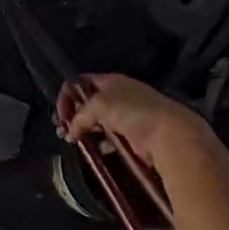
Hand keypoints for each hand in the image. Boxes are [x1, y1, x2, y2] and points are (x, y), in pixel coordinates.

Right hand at [56, 73, 207, 171]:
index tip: (60, 112)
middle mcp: (117, 95)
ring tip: (72, 140)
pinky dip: (96, 143)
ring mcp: (124, 115)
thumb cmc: (133, 112)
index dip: (67, 95)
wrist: (168, 134)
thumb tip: (69, 132)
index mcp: (111, 81)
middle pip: (85, 103)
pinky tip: (91, 148)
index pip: (80, 82)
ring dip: (81, 131)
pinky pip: (105, 137)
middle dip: (71, 115)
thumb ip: (79, 115)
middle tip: (61, 128)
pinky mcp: (129, 134)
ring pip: (94, 122)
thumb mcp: (99, 105)